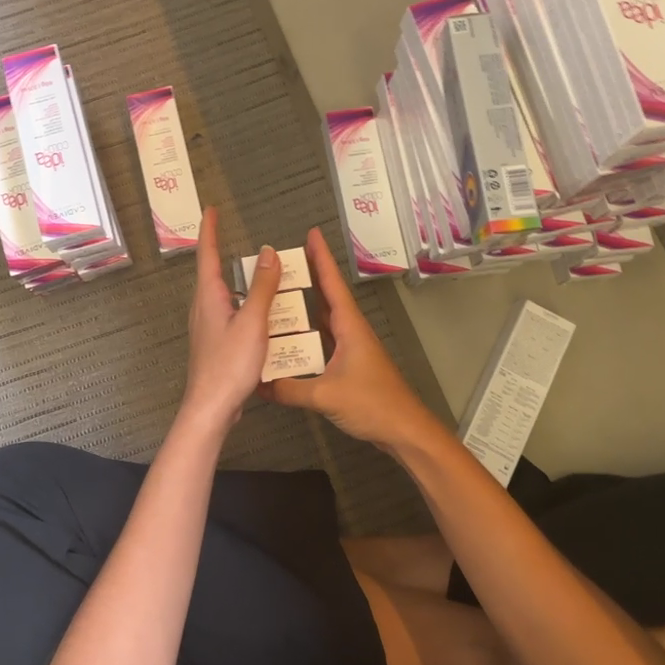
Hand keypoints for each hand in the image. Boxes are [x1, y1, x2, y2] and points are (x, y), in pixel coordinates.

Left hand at [182, 207, 283, 427]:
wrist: (211, 408)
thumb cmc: (229, 364)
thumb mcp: (253, 322)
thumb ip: (263, 288)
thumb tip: (268, 253)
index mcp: (208, 296)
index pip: (207, 254)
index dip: (210, 230)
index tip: (211, 209)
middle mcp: (203, 308)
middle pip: (215, 274)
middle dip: (229, 257)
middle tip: (249, 244)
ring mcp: (207, 327)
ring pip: (226, 297)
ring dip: (244, 286)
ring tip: (269, 279)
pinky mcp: (215, 344)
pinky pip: (232, 315)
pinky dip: (248, 308)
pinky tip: (266, 317)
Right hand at [268, 228, 443, 448]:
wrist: (404, 431)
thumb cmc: (372, 404)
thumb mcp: (326, 396)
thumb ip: (290, 389)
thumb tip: (259, 385)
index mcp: (349, 327)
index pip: (332, 284)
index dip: (321, 258)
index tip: (311, 233)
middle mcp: (350, 332)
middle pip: (326, 297)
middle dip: (307, 277)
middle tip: (280, 263)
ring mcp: (350, 349)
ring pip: (322, 321)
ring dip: (303, 308)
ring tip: (276, 295)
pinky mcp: (348, 367)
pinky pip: (322, 342)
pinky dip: (305, 337)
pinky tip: (287, 340)